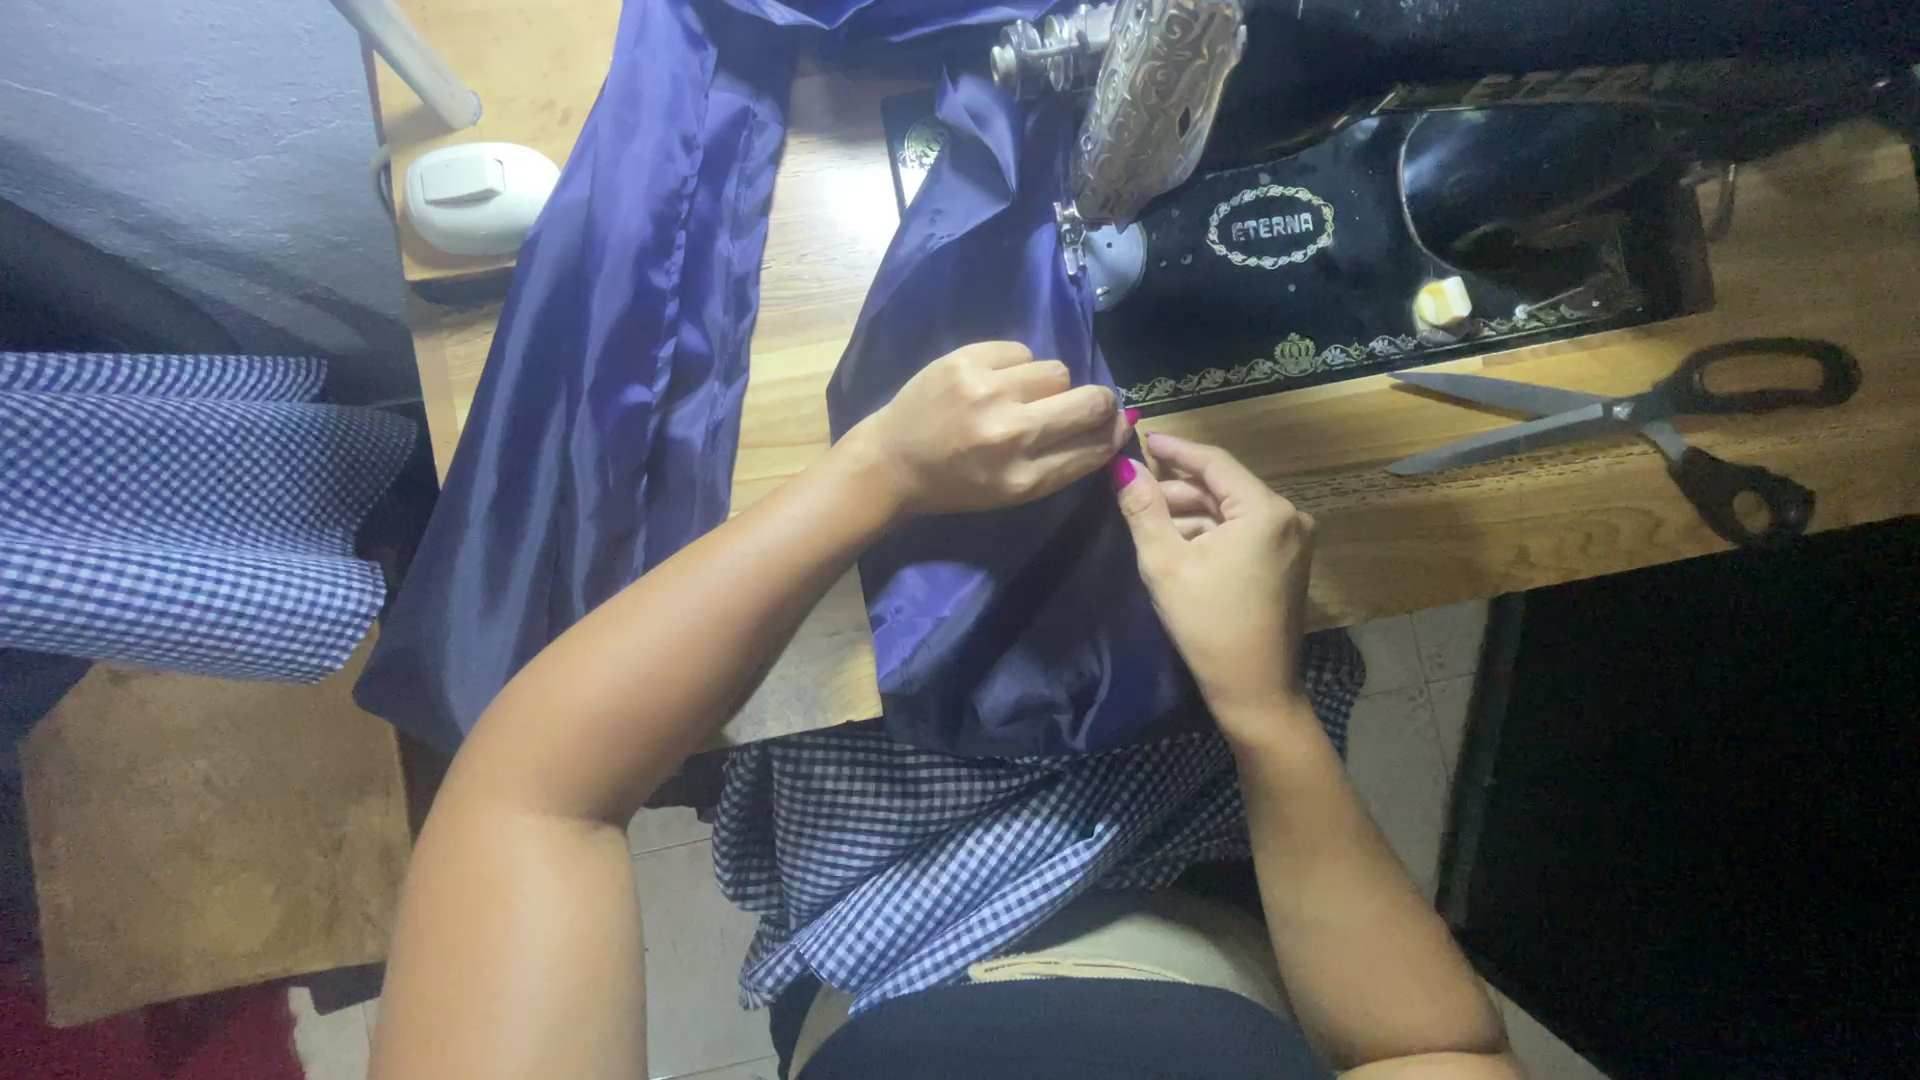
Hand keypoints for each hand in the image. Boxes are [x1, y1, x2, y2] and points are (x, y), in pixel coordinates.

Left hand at [847, 341, 1133, 515]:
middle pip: (1090, 402)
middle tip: (1081, 404)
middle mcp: (1010, 434)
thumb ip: (1065, 461)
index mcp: (1024, 479)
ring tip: (1020, 397)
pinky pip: (1022, 351)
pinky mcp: (965, 360)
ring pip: (1057, 370)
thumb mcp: (1012, 492)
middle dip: (1096, 402)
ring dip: (1047, 384)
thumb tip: (1118, 423)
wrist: (892, 461)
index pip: (1096, 447)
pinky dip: (1016, 366)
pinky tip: (993, 382)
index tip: (1115, 424)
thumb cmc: (956, 484)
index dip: (1114, 432)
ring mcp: (986, 392)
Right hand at [1112, 433, 1316, 731]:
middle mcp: (1289, 516)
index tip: (1143, 438)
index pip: (1214, 462)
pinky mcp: (1288, 561)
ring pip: (1231, 511)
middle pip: (1223, 487)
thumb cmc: (1206, 624)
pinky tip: (1180, 548)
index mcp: (1265, 510)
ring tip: (1151, 527)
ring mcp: (1293, 540)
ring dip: (1191, 515)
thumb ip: (1143, 508)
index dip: (1175, 448)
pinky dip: (1211, 533)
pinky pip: (1243, 532)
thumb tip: (1123, 467)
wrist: (1254, 688)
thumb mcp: (1165, 562)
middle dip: (1178, 490)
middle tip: (1135, 495)